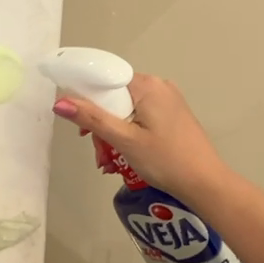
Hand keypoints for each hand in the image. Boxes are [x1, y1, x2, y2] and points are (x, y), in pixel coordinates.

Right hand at [53, 73, 230, 200]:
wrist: (205, 183)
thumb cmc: (164, 160)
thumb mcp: (124, 140)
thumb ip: (91, 119)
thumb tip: (59, 103)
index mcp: (147, 85)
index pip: (105, 79)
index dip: (86, 99)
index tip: (79, 126)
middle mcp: (158, 86)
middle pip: (114, 97)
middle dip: (100, 125)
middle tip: (98, 154)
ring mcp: (167, 101)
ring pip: (125, 111)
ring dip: (111, 135)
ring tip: (108, 163)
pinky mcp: (172, 116)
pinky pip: (139, 118)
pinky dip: (127, 135)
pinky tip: (122, 157)